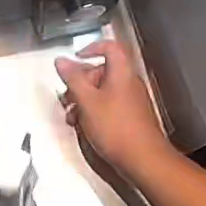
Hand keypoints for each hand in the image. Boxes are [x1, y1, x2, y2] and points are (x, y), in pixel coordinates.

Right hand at [54, 37, 174, 170]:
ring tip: (72, 115)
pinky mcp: (130, 117)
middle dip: (81, 81)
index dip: (92, 48)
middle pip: (102, 71)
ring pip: (103, 91)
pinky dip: (94, 111)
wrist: (143, 159)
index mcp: (121, 73)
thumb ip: (73, 79)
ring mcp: (131, 101)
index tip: (76, 57)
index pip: (110, 47)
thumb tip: (62, 61)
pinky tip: (84, 126)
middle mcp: (129, 83)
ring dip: (84, 99)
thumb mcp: (87, 101)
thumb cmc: (116, 128)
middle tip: (67, 95)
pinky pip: (109, 106)